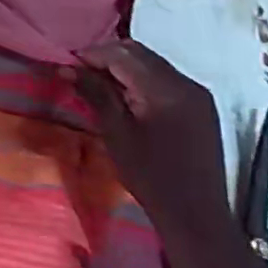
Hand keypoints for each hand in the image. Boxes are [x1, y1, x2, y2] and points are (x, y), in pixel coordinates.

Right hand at [74, 39, 232, 241]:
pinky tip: (126, 95)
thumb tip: (66, 66)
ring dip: (123, 65)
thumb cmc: (151, 176)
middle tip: (80, 73)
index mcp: (165, 90)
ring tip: (99, 84)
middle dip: (106, 56)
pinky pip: (165, 76)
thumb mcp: (116, 133)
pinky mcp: (201, 104)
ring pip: (152, 62)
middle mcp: (185, 83)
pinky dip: (141, 77)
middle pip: (138, 52)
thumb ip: (95, 93)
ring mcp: (197, 93)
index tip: (67, 65)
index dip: (91, 55)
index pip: (121, 54)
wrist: (196, 215)